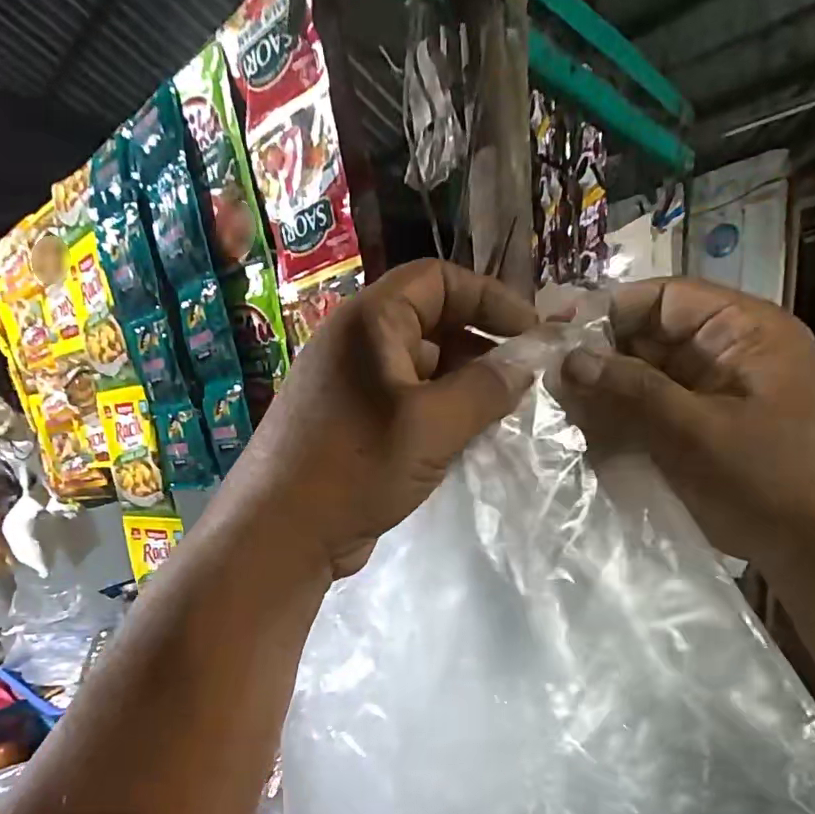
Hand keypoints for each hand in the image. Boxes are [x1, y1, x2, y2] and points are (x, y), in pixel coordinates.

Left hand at [220, 259, 539, 577]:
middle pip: (432, 324)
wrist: (282, 533)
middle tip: (523, 382)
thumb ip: (486, 388)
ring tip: (503, 415)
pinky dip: (439, 414)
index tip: (532, 333)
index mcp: (369, 322)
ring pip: (421, 370)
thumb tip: (527, 361)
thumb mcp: (432, 425)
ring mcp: (350, 386)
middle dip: (481, 348)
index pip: (439, 280)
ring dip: (463, 386)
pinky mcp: (351, 425)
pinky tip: (466, 441)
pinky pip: (405, 404)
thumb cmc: (356, 466)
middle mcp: (356, 344)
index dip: (490, 298)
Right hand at [556, 277, 814, 568]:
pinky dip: (618, 419)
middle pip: (649, 337)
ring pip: (644, 376)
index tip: (557, 331)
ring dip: (603, 391)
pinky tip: (582, 432)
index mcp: (744, 332)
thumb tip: (570, 360)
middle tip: (547, 377)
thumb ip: (632, 390)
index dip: (610, 309)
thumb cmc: (768, 477)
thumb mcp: (697, 430)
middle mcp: (725, 354)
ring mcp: (711, 394)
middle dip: (600, 356)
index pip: (666, 299)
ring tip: (557, 407)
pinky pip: (649, 411)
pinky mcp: (697, 429)